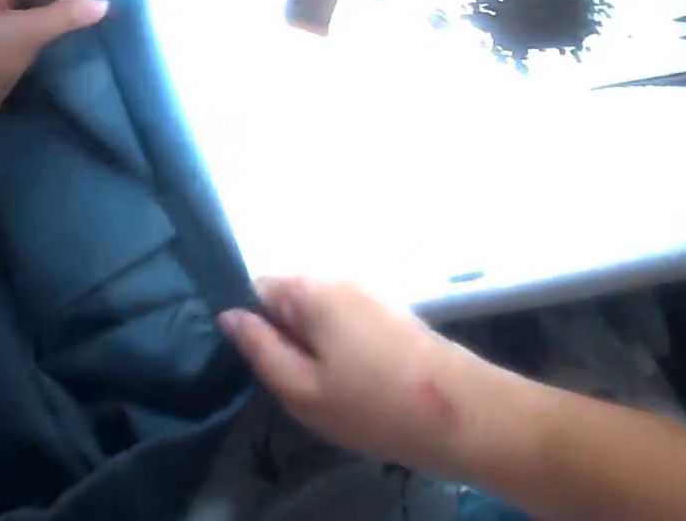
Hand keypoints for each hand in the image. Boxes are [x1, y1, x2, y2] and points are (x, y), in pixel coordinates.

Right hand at [218, 277, 501, 474]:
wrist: (456, 409)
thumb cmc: (371, 402)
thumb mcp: (302, 389)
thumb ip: (260, 348)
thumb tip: (229, 314)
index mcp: (310, 288)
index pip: (257, 286)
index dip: (249, 322)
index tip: (259, 361)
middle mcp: (335, 276)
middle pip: (287, 296)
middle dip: (282, 334)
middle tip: (296, 382)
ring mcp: (364, 288)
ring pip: (315, 309)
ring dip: (310, 340)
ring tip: (328, 385)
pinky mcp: (384, 305)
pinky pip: (341, 315)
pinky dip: (336, 341)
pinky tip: (354, 377)